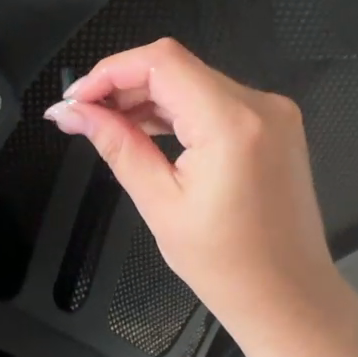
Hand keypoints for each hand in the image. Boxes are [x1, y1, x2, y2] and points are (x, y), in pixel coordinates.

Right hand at [42, 38, 339, 340]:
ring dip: (145, 97)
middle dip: (121, 85)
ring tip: (107, 127)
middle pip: (175, 67)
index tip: (74, 99)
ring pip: (193, 80)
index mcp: (231, 124)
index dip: (109, 72)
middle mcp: (260, 106)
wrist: (285, 293)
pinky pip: (213, 100)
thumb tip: (72, 114)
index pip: (161, 63)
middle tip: (80, 116)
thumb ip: (116, 145)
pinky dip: (175, 109)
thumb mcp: (158, 202)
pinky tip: (145, 131)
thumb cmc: (225, 262)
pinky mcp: (272, 126)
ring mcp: (271, 113)